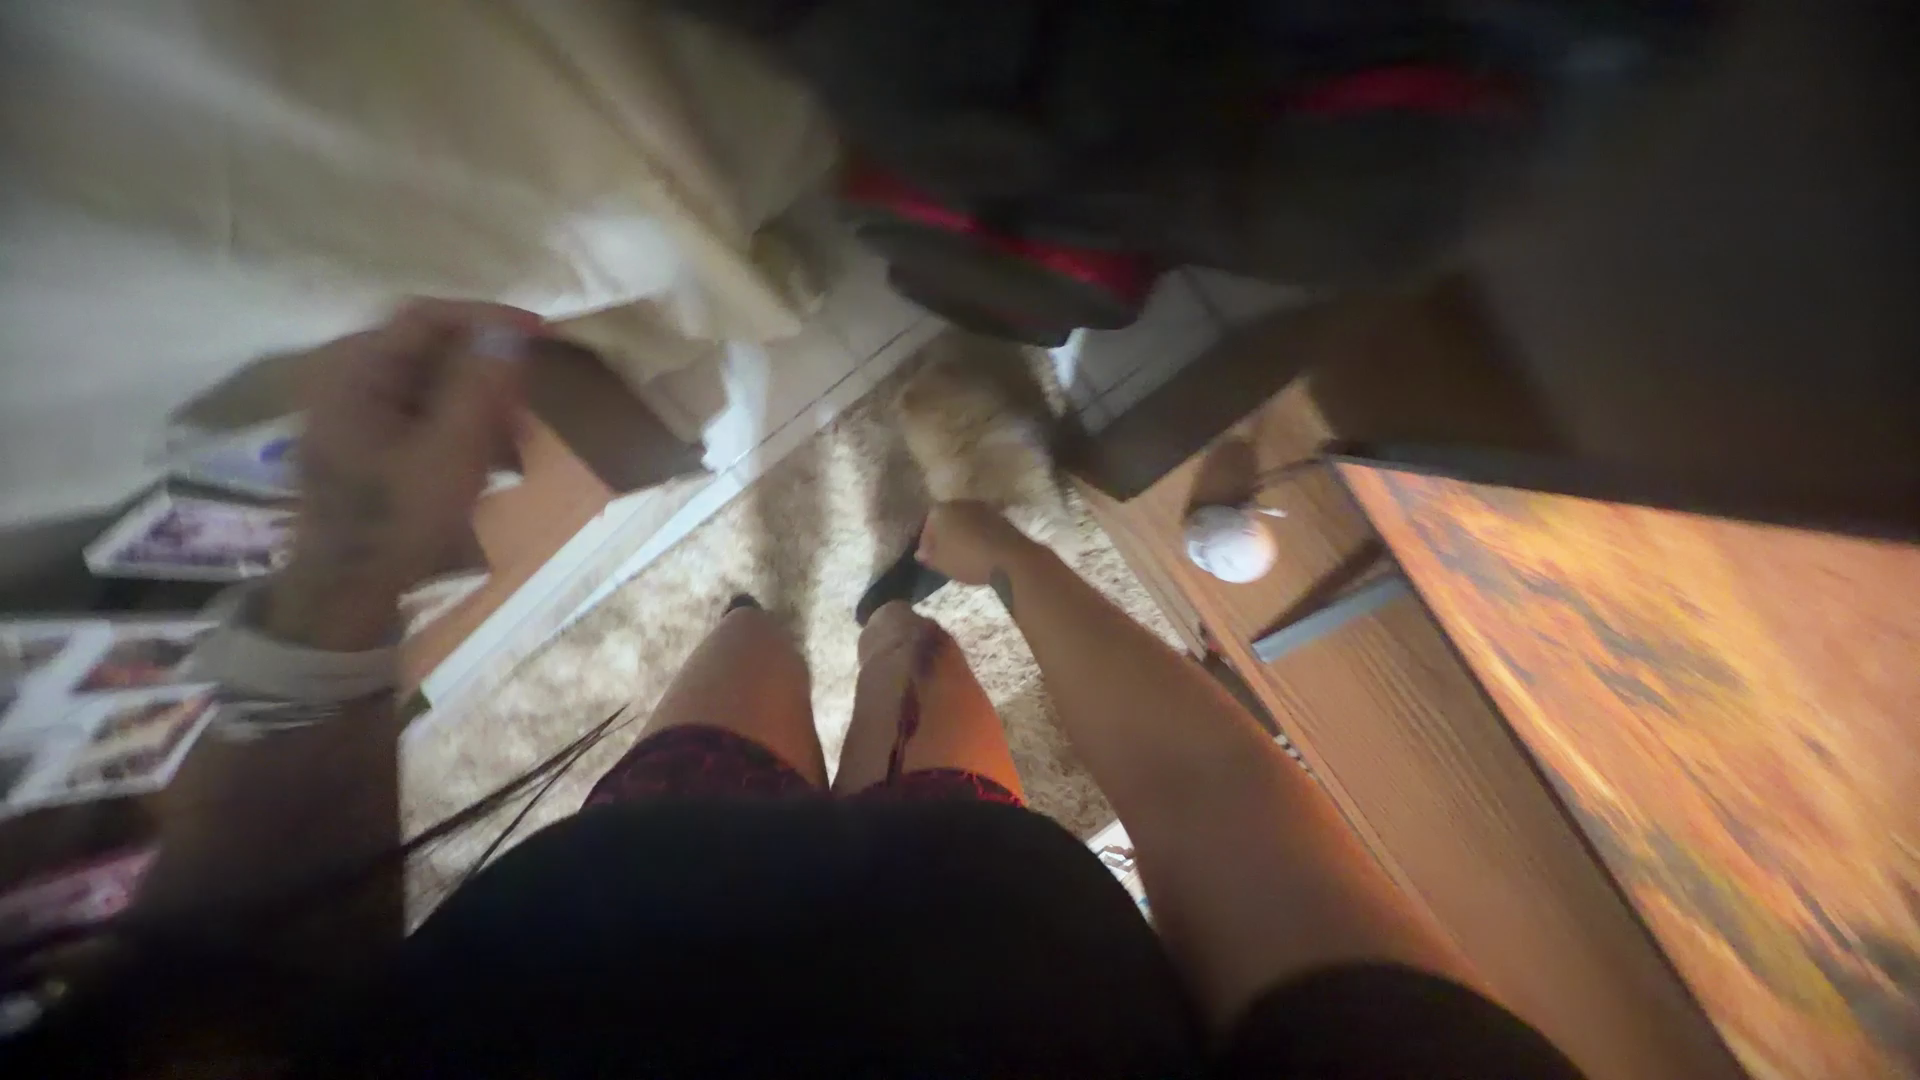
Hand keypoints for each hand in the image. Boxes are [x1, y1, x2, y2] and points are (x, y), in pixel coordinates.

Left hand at [268, 299, 539, 648]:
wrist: (350, 585)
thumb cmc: (400, 517)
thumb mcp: (451, 452)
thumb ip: (480, 388)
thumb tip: (511, 334)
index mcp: (355, 371)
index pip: (428, 317)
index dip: (489, 319)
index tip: (544, 335)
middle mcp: (347, 376)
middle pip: (432, 347)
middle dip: (490, 369)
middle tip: (531, 398)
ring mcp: (355, 407)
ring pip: (434, 379)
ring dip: (483, 400)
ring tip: (516, 439)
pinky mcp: (370, 435)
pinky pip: (427, 408)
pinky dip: (466, 421)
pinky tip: (491, 456)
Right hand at [916, 501, 1038, 586]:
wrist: (1011, 558)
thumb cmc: (968, 559)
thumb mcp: (941, 563)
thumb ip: (929, 556)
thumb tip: (921, 553)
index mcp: (941, 510)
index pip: (927, 524)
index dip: (926, 542)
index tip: (928, 558)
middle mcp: (961, 502)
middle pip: (948, 519)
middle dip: (945, 535)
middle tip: (944, 554)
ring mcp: (984, 507)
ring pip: (967, 521)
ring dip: (963, 535)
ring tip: (962, 554)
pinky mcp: (1002, 517)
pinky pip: (983, 527)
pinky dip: (979, 537)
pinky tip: (980, 551)